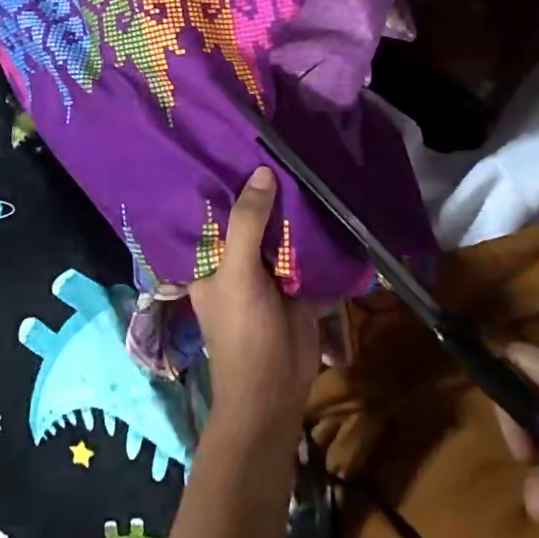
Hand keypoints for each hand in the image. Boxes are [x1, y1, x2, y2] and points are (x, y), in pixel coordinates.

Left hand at [188, 168, 322, 434]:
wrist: (274, 390)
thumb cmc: (243, 333)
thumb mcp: (238, 274)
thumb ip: (248, 224)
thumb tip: (262, 173)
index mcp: (210, 262)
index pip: (215, 214)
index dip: (226, 185)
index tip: (241, 147)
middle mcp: (236, 264)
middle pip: (252, 220)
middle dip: (267, 194)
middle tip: (283, 149)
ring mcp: (267, 275)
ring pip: (280, 235)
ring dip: (293, 212)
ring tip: (307, 165)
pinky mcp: (295, 286)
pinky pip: (304, 254)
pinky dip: (315, 236)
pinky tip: (328, 204)